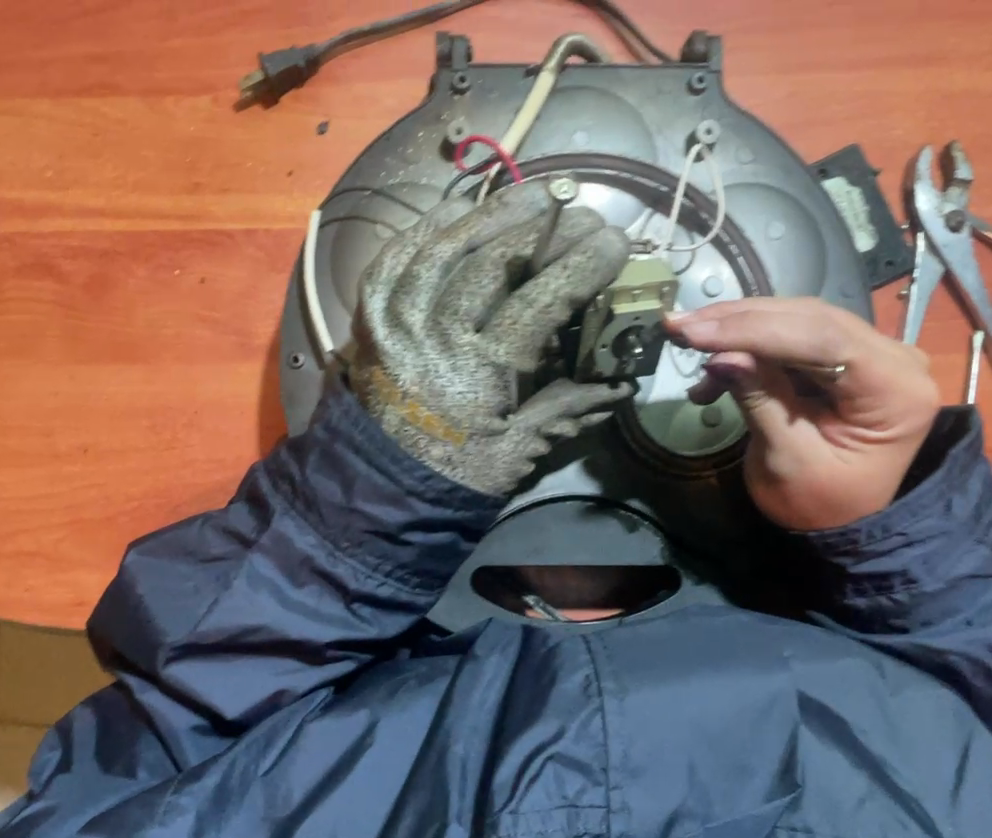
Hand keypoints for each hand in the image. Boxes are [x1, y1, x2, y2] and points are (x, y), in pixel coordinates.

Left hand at [346, 183, 631, 495]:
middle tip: (581, 212)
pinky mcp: (370, 315)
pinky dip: (430, 228)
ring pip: (445, 247)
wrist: (380, 488)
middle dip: (544, 231)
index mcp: (477, 372)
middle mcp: (433, 334)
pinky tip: (460, 212)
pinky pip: (398, 256)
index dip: (580, 265)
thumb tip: (621, 382)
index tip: (613, 241)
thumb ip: (567, 406)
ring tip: (533, 195)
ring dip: (493, 214)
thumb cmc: (455, 473)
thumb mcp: (516, 450)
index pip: (539, 300)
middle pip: (494, 264)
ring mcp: (395, 319)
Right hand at [668, 297, 939, 531]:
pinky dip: (749, 348)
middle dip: (740, 323)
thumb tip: (722, 356)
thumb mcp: (787, 459)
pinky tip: (715, 372)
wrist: (839, 527)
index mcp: (894, 389)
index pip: (822, 339)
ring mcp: (872, 355)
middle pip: (811, 321)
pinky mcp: (847, 359)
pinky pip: (794, 339)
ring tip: (687, 341)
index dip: (755, 330)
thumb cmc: (818, 505)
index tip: (698, 332)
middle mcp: (894, 359)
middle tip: (681, 328)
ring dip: (738, 331)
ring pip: (798, 321)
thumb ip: (760, 400)